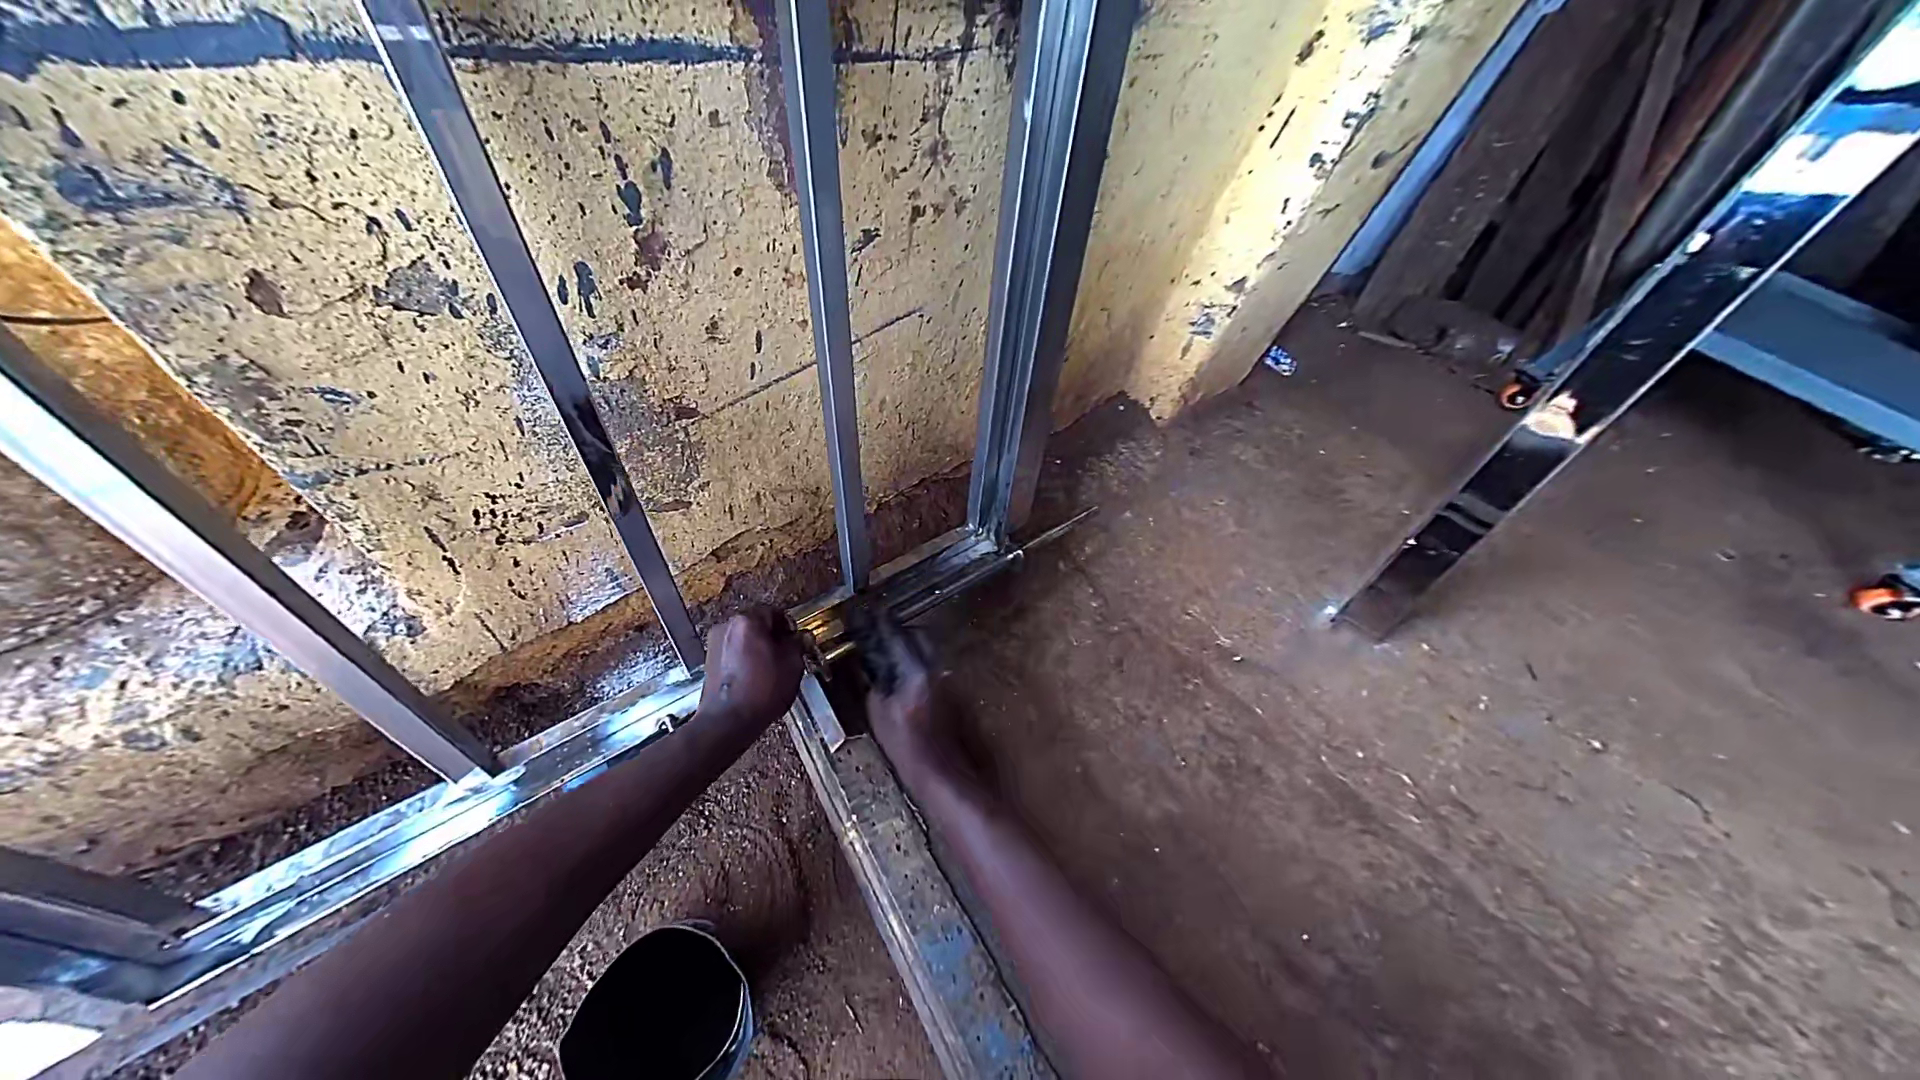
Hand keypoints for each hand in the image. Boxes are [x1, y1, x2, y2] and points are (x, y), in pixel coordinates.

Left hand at [698, 606, 803, 729]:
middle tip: (788, 654)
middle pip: (756, 625)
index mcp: (748, 621)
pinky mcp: (709, 663)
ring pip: (744, 640)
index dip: (789, 626)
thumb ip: (798, 644)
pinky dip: (745, 661)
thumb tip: (801, 637)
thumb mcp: (792, 664)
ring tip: (773, 670)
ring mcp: (715, 645)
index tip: (797, 639)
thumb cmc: (761, 691)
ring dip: (758, 649)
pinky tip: (756, 679)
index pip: (774, 612)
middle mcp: (727, 627)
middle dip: (773, 638)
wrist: (728, 721)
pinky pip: (733, 654)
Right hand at [866, 630, 969, 791]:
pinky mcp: (952, 686)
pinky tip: (904, 674)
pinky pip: (932, 663)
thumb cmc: (907, 747)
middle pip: (917, 634)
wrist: (942, 771)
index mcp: (915, 671)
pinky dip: (917, 661)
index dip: (877, 621)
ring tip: (888, 653)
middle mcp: (936, 667)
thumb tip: (871, 661)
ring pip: (927, 647)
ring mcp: (948, 676)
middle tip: (878, 632)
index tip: (865, 613)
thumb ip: (875, 679)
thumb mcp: (878, 711)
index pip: (894, 634)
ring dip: (908, 645)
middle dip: (897, 630)